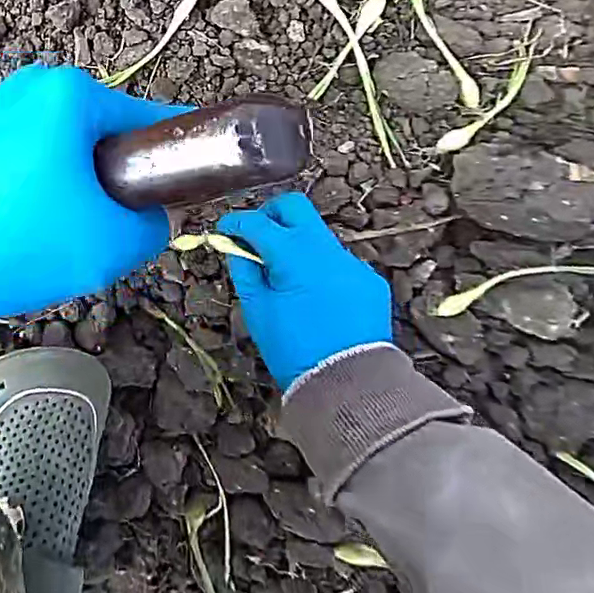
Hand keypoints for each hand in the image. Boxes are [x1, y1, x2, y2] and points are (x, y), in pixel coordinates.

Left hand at [0, 65, 187, 375]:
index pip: (156, 121)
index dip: (177, 164)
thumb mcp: (105, 245)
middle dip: (118, 187)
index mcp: (73, 93)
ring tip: (54, 237)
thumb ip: (155, 227)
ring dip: (79, 193)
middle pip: (111, 140)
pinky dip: (41, 193)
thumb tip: (157, 216)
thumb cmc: (7, 237)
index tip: (179, 202)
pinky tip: (20, 229)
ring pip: (72, 154)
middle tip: (104, 233)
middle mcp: (37, 85)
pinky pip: (33, 160)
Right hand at [219, 192, 391, 388]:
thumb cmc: (294, 351)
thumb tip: (234, 246)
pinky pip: (339, 262)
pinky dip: (320, 268)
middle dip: (270, 214)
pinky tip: (314, 297)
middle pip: (294, 207)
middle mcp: (327, 248)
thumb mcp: (258, 311)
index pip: (259, 222)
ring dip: (297, 244)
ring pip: (318, 235)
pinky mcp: (369, 279)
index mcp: (295, 254)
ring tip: (283, 275)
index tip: (224, 228)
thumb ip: (245, 270)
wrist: (349, 385)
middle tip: (255, 236)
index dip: (236, 222)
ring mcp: (352, 262)